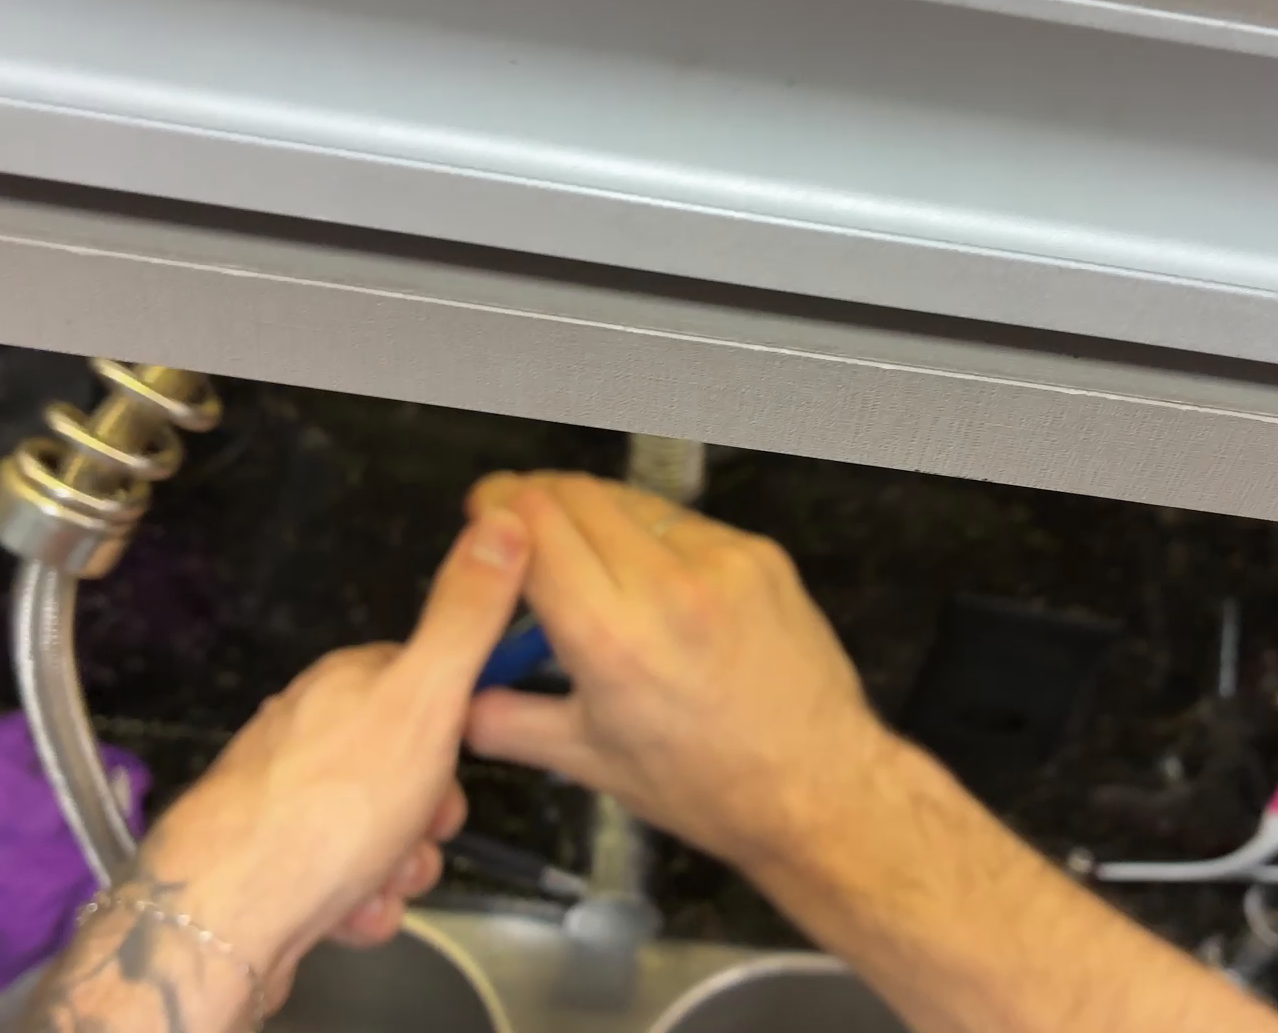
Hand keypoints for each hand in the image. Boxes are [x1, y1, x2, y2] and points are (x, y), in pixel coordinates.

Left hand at [131, 508, 529, 1004]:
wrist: (223, 918)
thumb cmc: (340, 796)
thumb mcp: (427, 695)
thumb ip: (468, 616)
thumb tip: (502, 521)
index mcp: (349, 681)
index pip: (425, 681)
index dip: (456, 725)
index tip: (462, 759)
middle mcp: (310, 728)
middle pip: (406, 758)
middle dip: (431, 806)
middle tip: (426, 831)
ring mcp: (280, 794)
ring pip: (377, 818)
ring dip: (401, 857)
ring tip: (387, 879)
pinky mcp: (262, 857)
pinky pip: (336, 866)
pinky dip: (357, 891)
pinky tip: (353, 906)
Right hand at [463, 472, 893, 868]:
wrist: (818, 782)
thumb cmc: (703, 784)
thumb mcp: (594, 763)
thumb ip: (509, 722)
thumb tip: (459, 699)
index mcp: (609, 637)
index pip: (533, 526)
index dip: (497, 504)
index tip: (486, 506)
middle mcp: (664, 584)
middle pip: (577, 494)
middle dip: (537, 494)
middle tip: (521, 515)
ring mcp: (721, 560)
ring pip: (631, 499)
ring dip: (594, 509)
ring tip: (584, 543)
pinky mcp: (760, 553)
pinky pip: (685, 522)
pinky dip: (653, 533)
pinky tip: (653, 568)